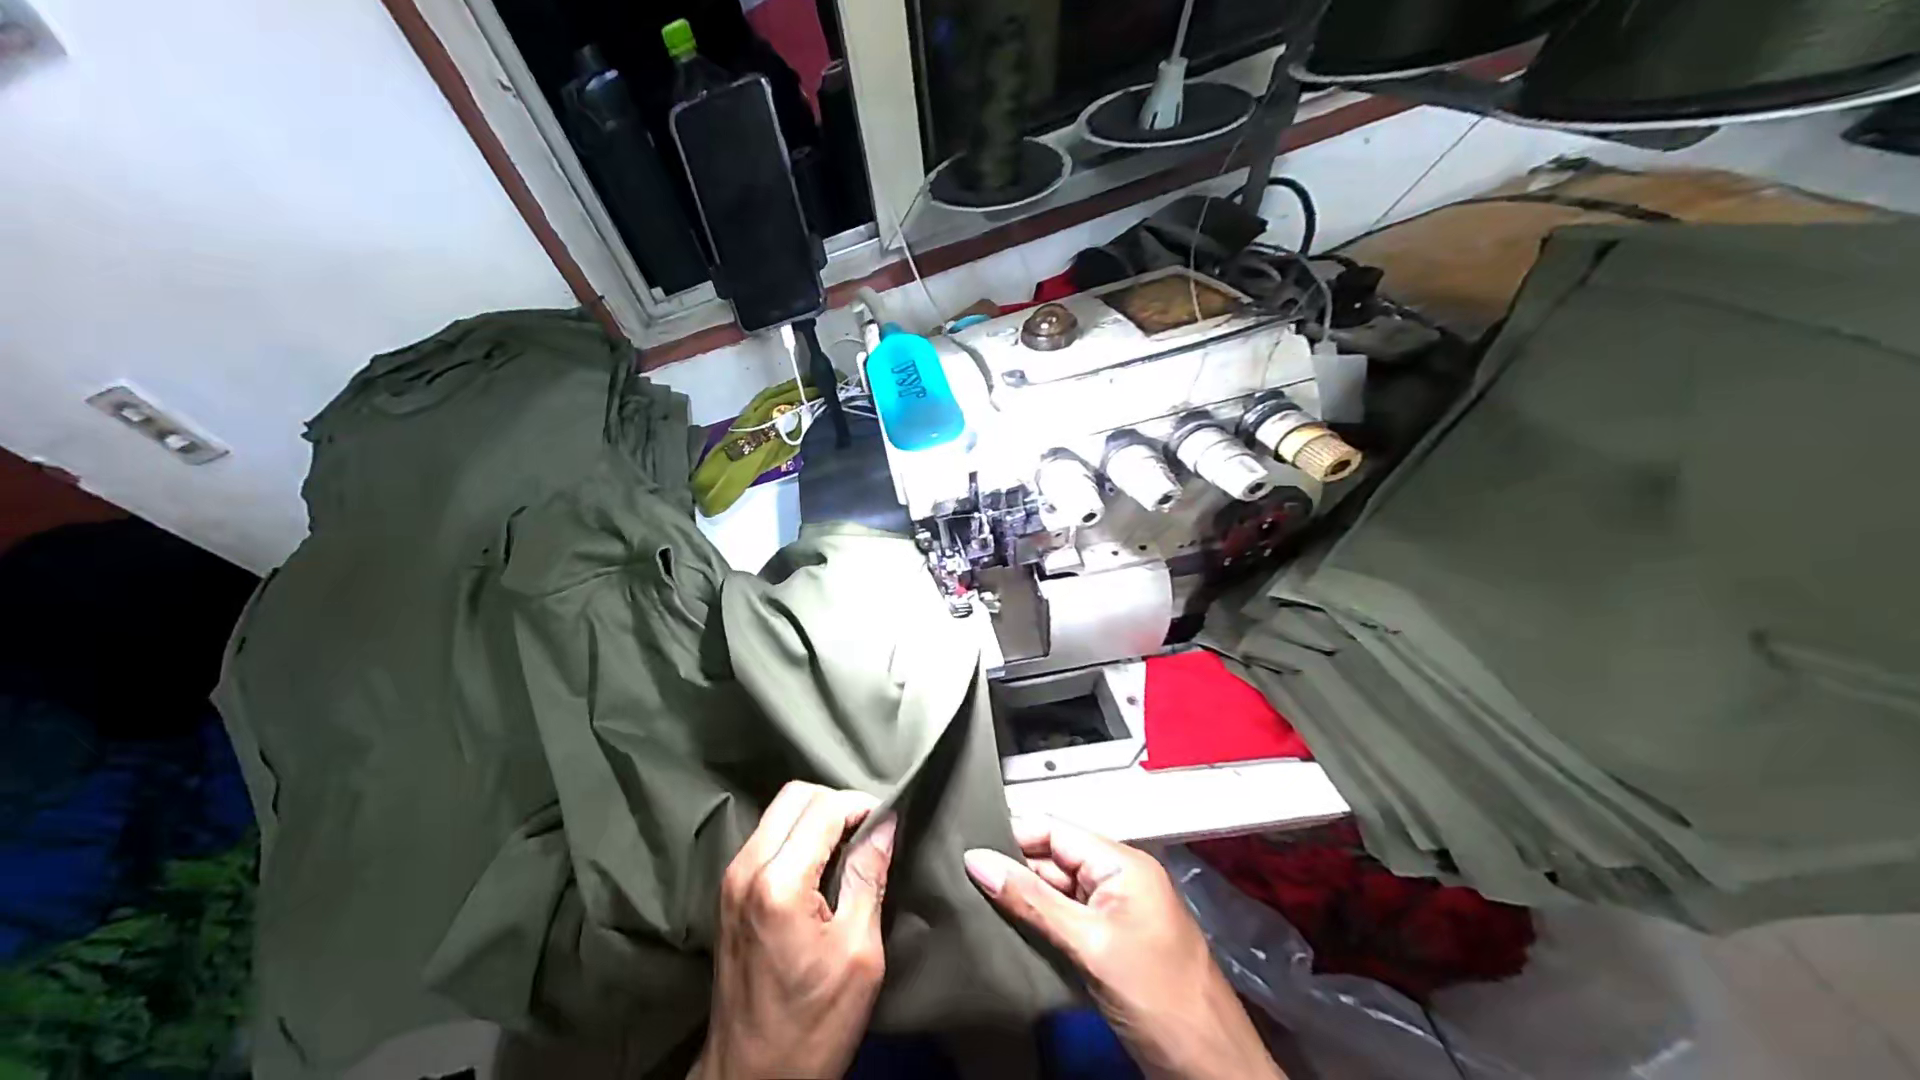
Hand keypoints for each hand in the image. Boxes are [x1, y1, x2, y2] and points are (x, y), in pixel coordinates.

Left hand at [695, 781, 897, 1079]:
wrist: (750, 1079)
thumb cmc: (811, 1027)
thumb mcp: (858, 951)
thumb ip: (868, 876)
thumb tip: (885, 825)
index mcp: (779, 883)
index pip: (825, 807)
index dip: (863, 806)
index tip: (888, 823)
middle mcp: (746, 870)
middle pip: (796, 795)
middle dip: (838, 803)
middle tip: (869, 831)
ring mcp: (731, 880)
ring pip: (779, 810)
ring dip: (817, 816)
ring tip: (850, 846)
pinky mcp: (729, 892)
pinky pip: (768, 835)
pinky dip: (798, 833)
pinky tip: (823, 862)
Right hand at [964, 818, 1284, 1079]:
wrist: (1212, 1070)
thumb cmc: (1159, 999)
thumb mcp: (1088, 944)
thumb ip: (1031, 900)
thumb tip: (978, 861)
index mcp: (1122, 862)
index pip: (1055, 829)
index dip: (1013, 836)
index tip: (969, 851)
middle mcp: (1119, 878)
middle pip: (1053, 858)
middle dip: (1014, 870)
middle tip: (967, 883)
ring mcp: (1115, 911)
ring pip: (1057, 890)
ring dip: (1024, 899)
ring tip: (979, 906)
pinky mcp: (1110, 941)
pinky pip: (1066, 918)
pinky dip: (1040, 924)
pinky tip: (1010, 933)